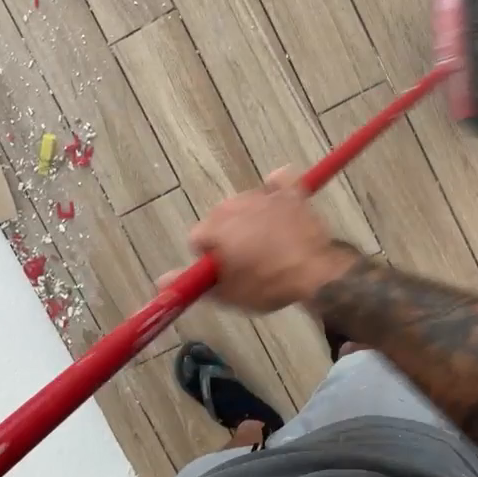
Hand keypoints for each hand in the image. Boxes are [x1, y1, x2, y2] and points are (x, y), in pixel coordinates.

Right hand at [179, 169, 360, 313]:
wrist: (317, 273)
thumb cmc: (270, 285)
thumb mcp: (230, 294)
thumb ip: (193, 284)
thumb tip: (160, 281)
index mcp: (216, 228)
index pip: (197, 238)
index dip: (208, 256)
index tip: (223, 271)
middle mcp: (234, 205)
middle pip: (219, 218)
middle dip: (228, 237)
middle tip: (246, 261)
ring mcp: (264, 196)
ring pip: (245, 204)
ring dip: (250, 219)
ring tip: (268, 244)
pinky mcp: (290, 193)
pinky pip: (278, 182)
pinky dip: (276, 189)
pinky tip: (278, 201)